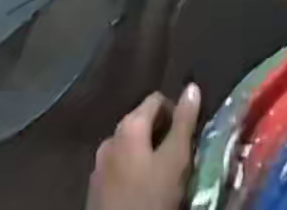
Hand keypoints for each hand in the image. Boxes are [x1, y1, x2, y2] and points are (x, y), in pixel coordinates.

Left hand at [86, 85, 201, 209]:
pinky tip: (144, 190)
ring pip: (131, 147)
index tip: (188, 136)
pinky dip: (134, 170)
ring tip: (164, 176)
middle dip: (163, 134)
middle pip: (143, 122)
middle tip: (179, 157)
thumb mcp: (175, 159)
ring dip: (148, 154)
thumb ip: (184, 122)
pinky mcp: (95, 188)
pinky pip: (120, 167)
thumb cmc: (150, 198)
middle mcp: (110, 137)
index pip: (157, 99)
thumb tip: (192, 87)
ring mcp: (99, 165)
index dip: (177, 112)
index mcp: (129, 125)